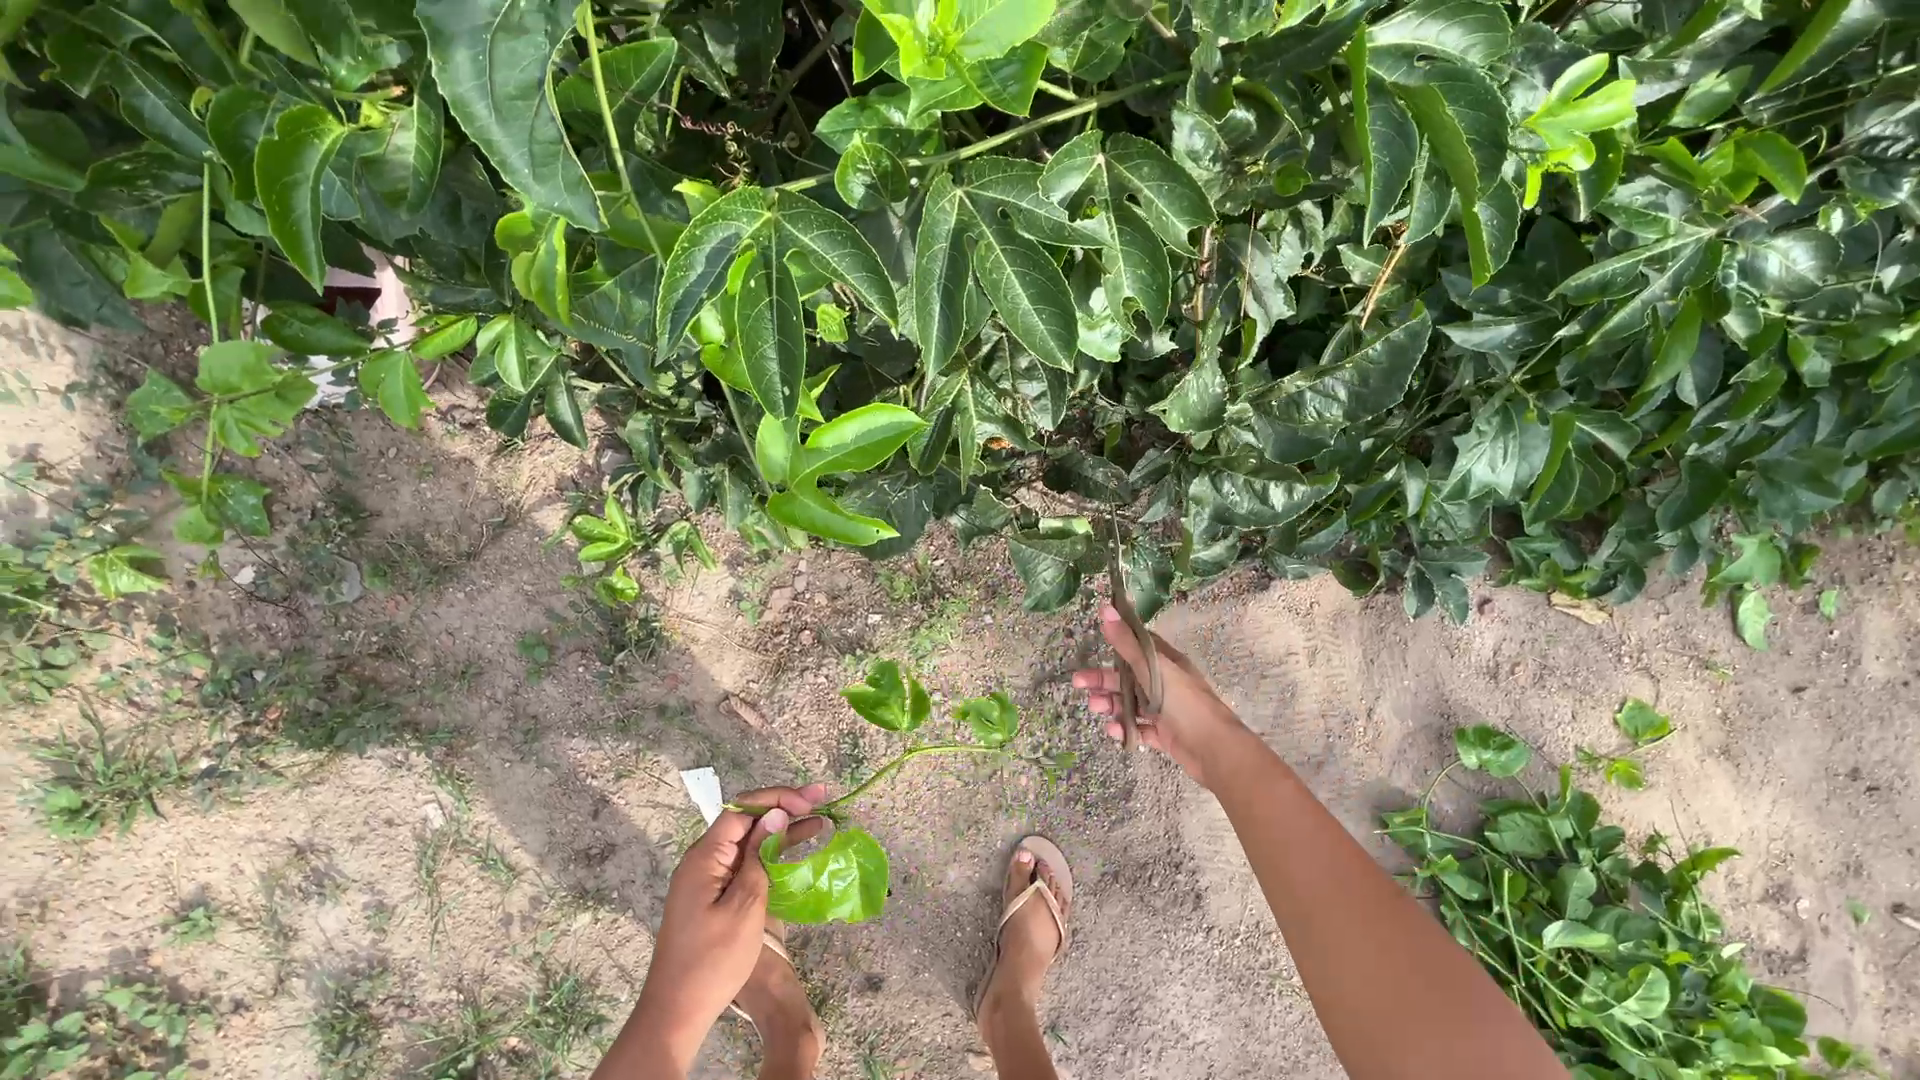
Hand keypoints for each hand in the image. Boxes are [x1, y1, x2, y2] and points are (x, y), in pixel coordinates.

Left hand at [627, 784, 826, 1066]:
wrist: (677, 1011)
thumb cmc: (713, 961)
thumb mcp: (744, 907)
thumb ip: (760, 857)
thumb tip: (775, 815)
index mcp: (705, 857)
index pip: (742, 809)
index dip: (776, 799)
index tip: (808, 802)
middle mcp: (704, 860)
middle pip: (746, 820)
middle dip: (784, 807)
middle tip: (822, 798)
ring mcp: (708, 878)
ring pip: (750, 841)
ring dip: (783, 829)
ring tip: (821, 821)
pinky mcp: (715, 895)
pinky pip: (746, 862)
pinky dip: (773, 854)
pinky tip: (798, 850)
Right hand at [1073, 603, 1247, 786]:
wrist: (1215, 749)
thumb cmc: (1186, 703)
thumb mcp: (1153, 668)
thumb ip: (1126, 643)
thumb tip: (1105, 608)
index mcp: (1167, 663)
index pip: (1139, 646)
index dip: (1118, 643)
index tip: (1094, 643)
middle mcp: (1166, 684)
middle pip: (1128, 677)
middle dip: (1103, 680)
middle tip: (1078, 683)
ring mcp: (1166, 710)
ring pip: (1131, 704)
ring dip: (1111, 704)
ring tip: (1096, 708)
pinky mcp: (1165, 734)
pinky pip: (1140, 729)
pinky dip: (1126, 729)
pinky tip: (1115, 731)